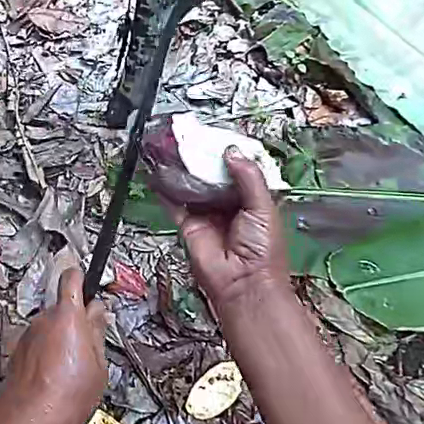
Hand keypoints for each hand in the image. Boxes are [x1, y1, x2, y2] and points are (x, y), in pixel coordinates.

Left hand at [0, 263, 107, 423]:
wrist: (28, 423)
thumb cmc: (66, 396)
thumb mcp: (98, 365)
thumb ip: (97, 332)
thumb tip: (98, 313)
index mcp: (68, 316)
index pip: (71, 279)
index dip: (81, 279)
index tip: (88, 282)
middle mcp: (43, 320)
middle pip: (62, 308)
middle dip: (76, 321)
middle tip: (89, 344)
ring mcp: (27, 336)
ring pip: (50, 328)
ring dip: (60, 340)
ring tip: (72, 369)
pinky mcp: (17, 352)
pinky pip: (38, 344)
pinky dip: (47, 354)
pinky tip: (55, 378)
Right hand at [168, 150, 289, 312]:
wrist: (244, 284)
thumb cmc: (263, 250)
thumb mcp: (263, 206)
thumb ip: (248, 177)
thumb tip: (231, 151)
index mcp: (253, 200)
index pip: (239, 171)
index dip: (229, 155)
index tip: (218, 138)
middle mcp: (229, 205)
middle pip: (213, 176)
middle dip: (203, 160)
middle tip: (192, 138)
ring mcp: (208, 215)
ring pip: (193, 187)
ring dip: (184, 170)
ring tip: (173, 148)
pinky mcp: (189, 226)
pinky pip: (176, 204)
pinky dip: (167, 189)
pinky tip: (160, 172)